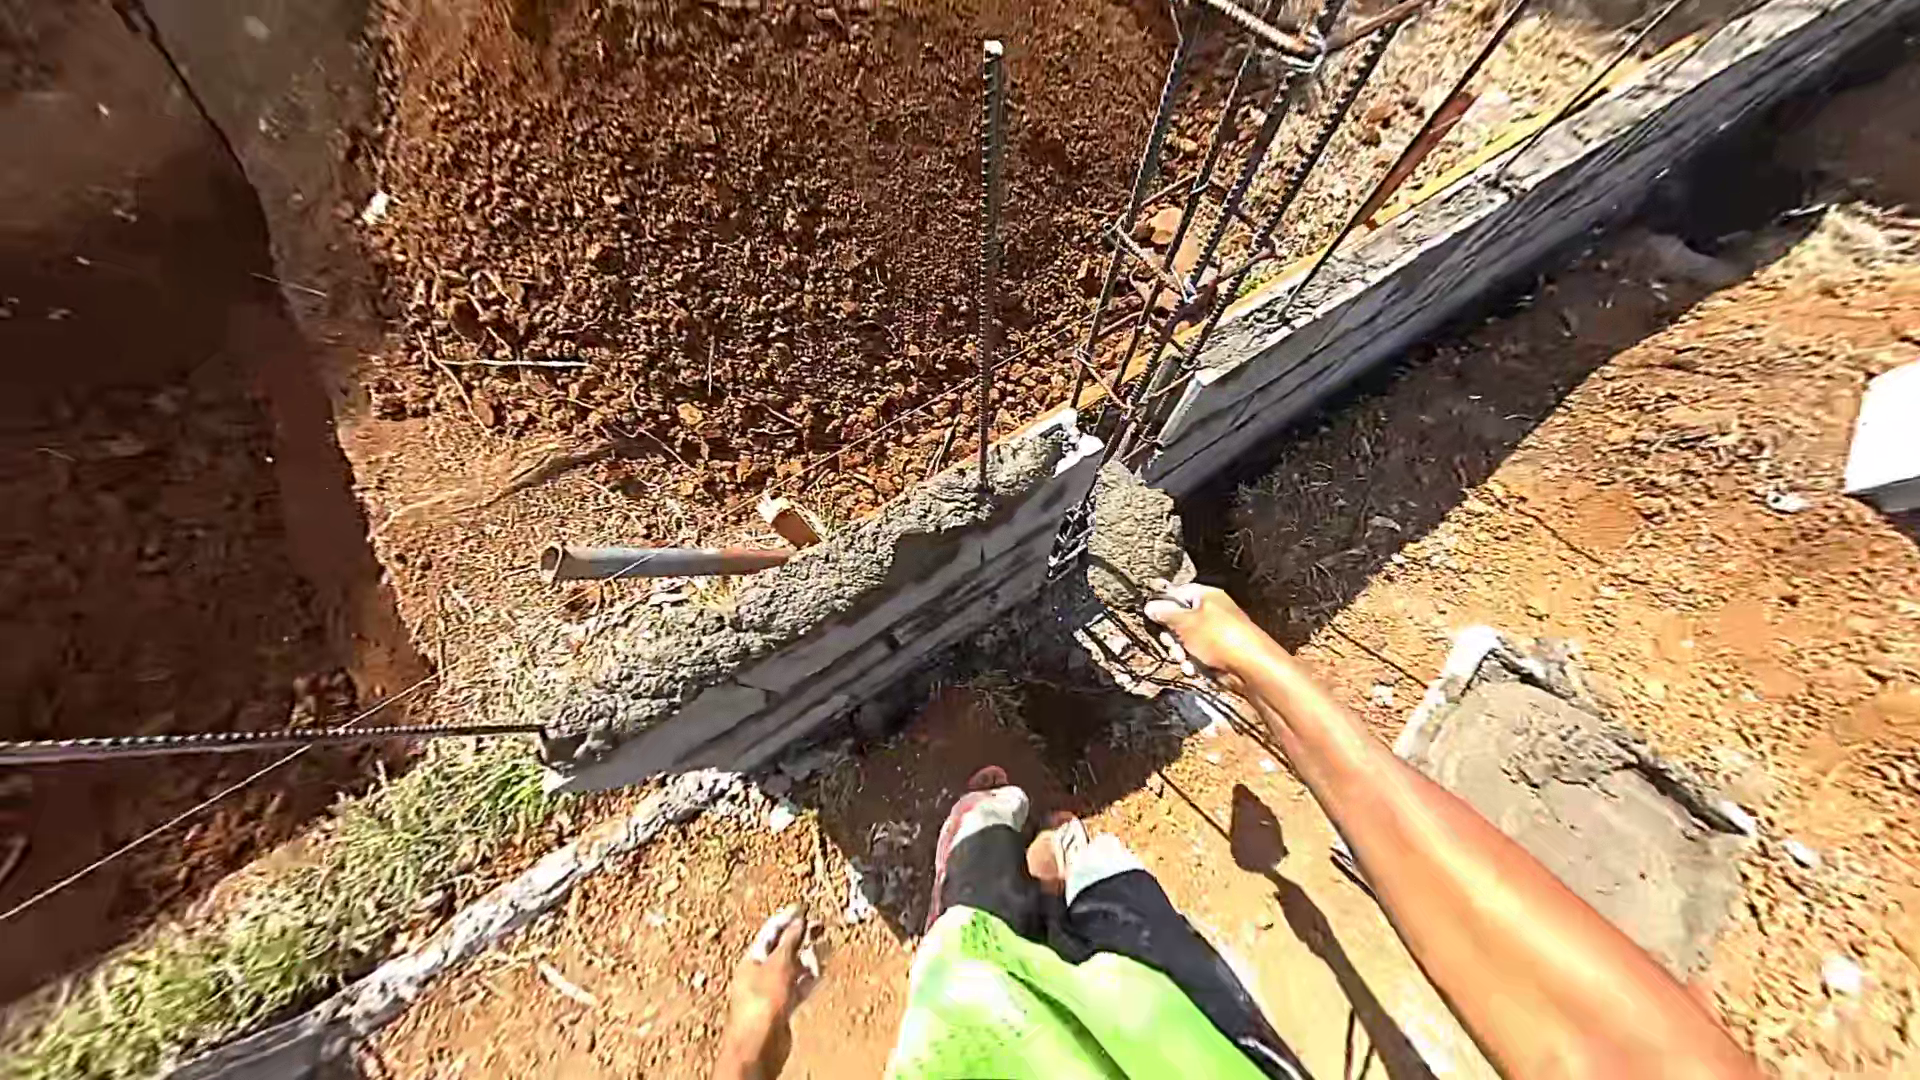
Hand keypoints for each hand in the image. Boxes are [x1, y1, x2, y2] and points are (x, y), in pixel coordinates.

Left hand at [716, 903, 817, 1079]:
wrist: (759, 1048)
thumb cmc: (762, 1003)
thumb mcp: (779, 963)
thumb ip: (791, 940)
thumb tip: (799, 920)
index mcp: (752, 959)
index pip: (771, 931)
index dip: (788, 918)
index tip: (803, 907)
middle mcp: (760, 973)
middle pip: (784, 948)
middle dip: (802, 936)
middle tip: (821, 925)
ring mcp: (772, 991)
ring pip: (794, 967)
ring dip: (809, 956)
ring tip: (826, 946)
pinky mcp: (783, 1007)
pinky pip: (799, 986)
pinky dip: (810, 977)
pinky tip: (822, 970)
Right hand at [1143, 581, 1272, 688]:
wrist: (1252, 667)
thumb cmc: (1218, 637)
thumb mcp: (1185, 622)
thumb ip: (1164, 613)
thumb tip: (1149, 606)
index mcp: (1207, 596)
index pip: (1177, 593)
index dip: (1163, 604)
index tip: (1153, 617)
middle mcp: (1212, 612)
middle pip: (1179, 619)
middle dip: (1171, 636)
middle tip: (1172, 644)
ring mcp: (1216, 633)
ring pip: (1185, 640)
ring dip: (1180, 652)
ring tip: (1184, 660)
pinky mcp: (1219, 652)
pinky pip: (1197, 653)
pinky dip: (1192, 661)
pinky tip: (1193, 669)